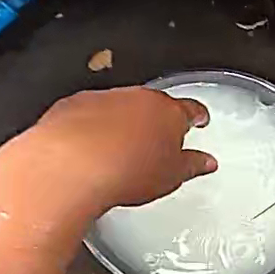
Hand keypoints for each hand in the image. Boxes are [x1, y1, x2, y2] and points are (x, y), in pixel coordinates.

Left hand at [0, 87, 217, 215]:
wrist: (69, 168)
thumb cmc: (122, 170)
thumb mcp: (171, 176)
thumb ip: (192, 165)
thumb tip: (205, 162)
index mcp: (169, 111)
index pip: (191, 109)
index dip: (198, 115)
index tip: (199, 119)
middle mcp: (137, 98)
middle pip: (153, 107)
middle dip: (155, 124)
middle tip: (154, 149)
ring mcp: (104, 99)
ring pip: (119, 109)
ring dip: (122, 126)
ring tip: (119, 157)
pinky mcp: (72, 106)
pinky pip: (88, 114)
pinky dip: (91, 128)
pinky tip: (90, 152)